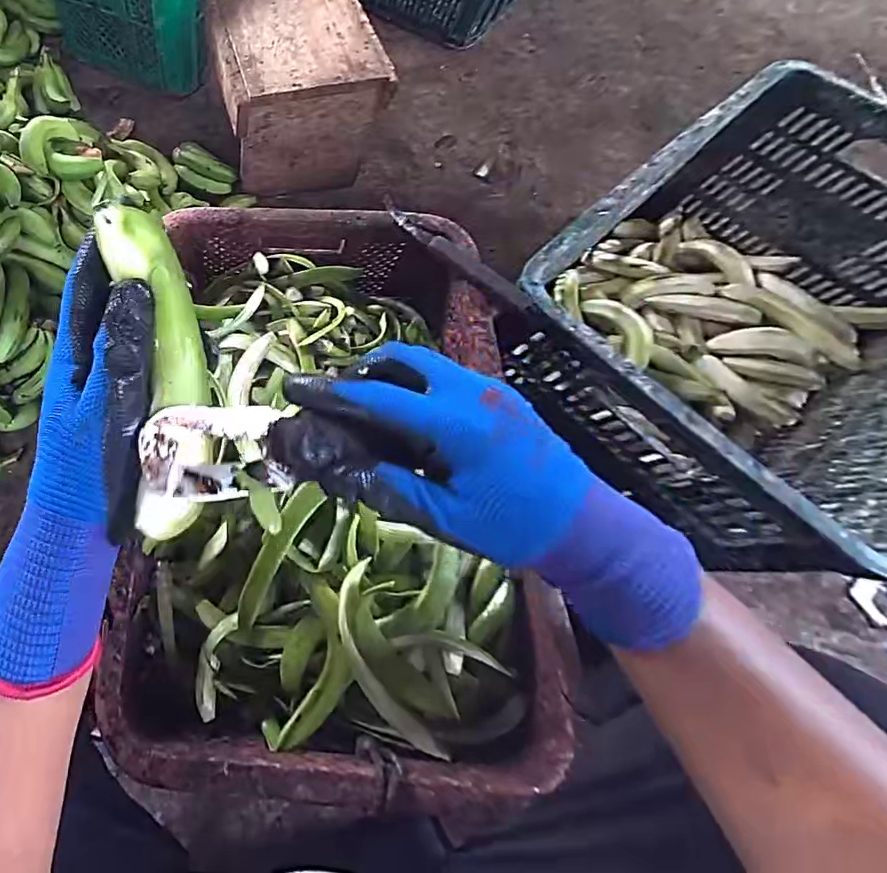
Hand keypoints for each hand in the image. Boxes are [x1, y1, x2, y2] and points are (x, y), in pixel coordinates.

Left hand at [0, 240, 151, 696]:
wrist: (81, 524)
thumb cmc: (88, 469)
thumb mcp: (105, 405)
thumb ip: (119, 348)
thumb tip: (132, 286)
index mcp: (74, 357)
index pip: (82, 291)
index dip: (95, 253)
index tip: (114, 217)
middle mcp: (85, 363)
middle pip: (101, 304)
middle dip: (120, 269)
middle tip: (150, 240)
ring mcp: (101, 384)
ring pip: (120, 329)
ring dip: (137, 300)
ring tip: (163, 276)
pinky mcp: (119, 404)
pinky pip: (136, 358)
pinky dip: (151, 337)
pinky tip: (170, 336)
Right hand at [277, 343, 702, 649]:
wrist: (589, 526)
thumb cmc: (515, 528)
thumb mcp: (447, 517)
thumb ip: (394, 488)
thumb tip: (348, 470)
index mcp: (456, 423)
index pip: (379, 397)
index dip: (333, 392)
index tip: (297, 386)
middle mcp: (472, 391)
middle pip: (402, 359)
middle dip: (363, 370)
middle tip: (340, 397)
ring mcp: (490, 388)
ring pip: (425, 362)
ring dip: (391, 376)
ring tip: (372, 408)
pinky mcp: (501, 394)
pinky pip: (446, 376)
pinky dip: (418, 385)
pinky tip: (413, 420)